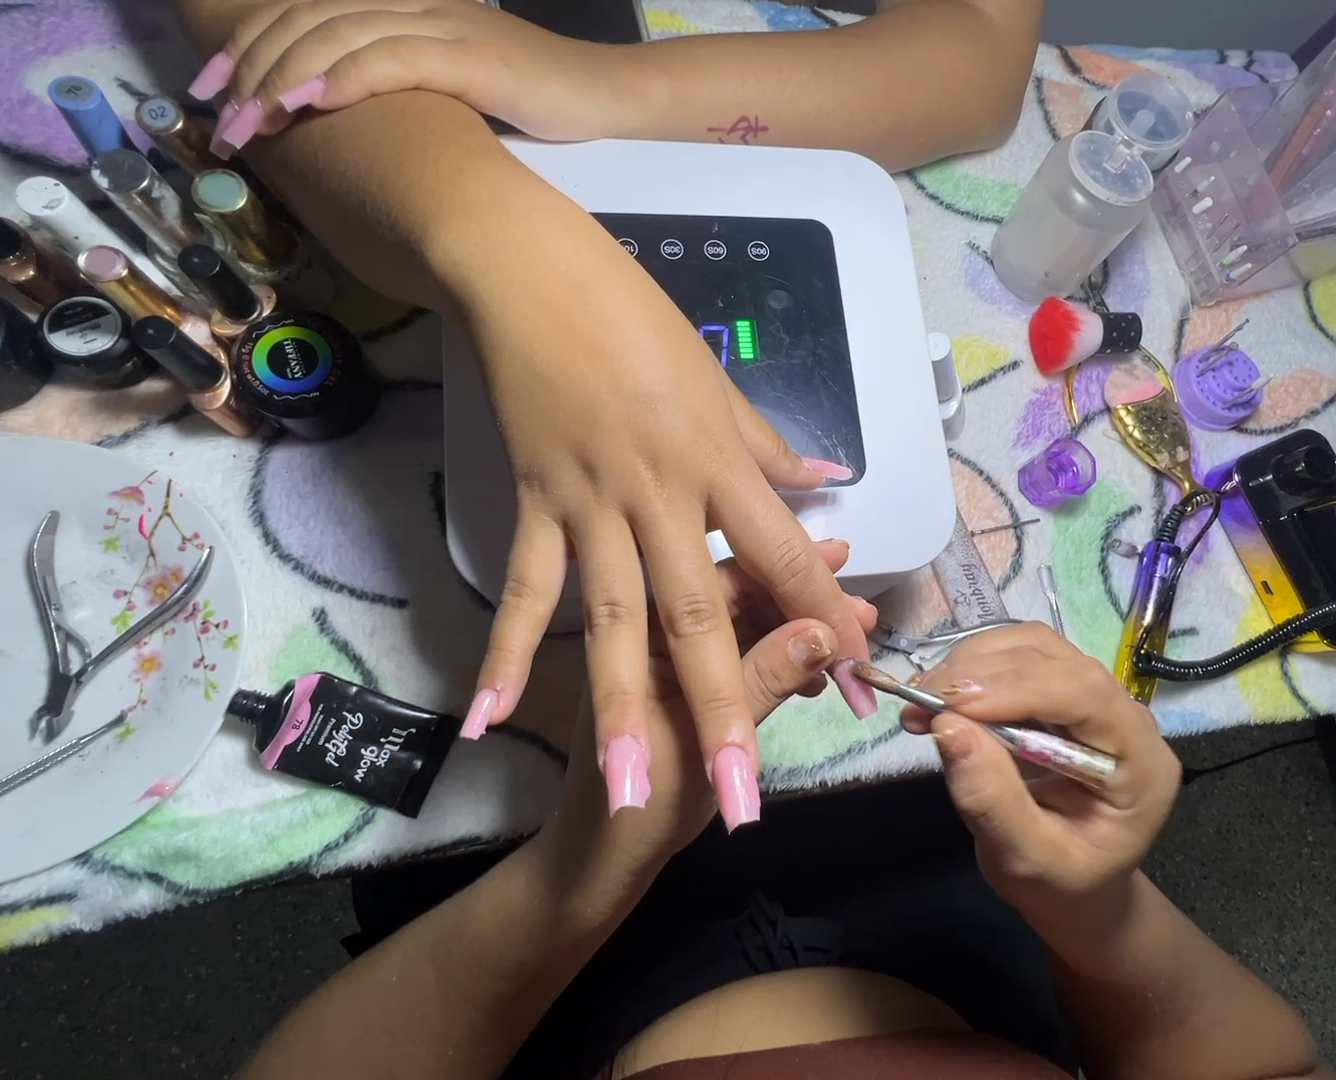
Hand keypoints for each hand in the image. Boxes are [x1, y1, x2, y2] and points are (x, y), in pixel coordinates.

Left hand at [189, 0, 641, 152]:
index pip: (312, 16)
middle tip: (211, 112)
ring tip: (244, 121)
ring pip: (338, 37)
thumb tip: (364, 120)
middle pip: (310, 20)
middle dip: (249, 64)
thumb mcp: (463, 87)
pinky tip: (306, 101)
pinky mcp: (468, 57)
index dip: (255, 47)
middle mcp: (413, 6)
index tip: (216, 90)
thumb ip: (412, 88)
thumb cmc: (541, 99)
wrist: (605, 93)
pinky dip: (344, 78)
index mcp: (406, 11)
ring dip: (281, 78)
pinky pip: (391, 59)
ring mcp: (441, 27)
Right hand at [449, 217, 874, 799]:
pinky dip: (499, 652)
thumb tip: (826, 488)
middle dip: (726, 707)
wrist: (533, 276)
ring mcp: (589, 506)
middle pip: (699, 612)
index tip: (854, 681)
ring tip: (629, 791)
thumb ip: (769, 450)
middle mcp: (660, 495)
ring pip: (610, 620)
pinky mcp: (531, 506)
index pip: (784, 555)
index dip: (824, 617)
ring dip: (619, 709)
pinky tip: (481, 720)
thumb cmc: (639, 322)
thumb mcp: (719, 383)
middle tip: (746, 795)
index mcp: (718, 461)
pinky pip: (520, 590)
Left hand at [544, 542, 876, 892]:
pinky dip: (790, 664)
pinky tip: (822, 672)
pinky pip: (752, 662)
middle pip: (748, 602)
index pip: (729, 582)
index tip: (843, 567)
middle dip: (808, 602)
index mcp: (653, 626)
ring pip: (756, 632)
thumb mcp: (707, 737)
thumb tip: (823, 632)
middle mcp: (669, 630)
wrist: (606, 860)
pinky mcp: (702, 689)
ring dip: (806, 634)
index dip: (789, 576)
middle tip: (864, 609)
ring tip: (858, 635)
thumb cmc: (643, 801)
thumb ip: (762, 680)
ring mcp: (686, 660)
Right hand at [902, 623, 1181, 977]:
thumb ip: (993, 801)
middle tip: (920, 702)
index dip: (1015, 688)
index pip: (1084, 693)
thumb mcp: (1027, 861)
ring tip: (923, 700)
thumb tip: (948, 727)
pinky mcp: (1055, 687)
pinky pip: (1013, 655)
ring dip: (970, 663)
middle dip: (981, 674)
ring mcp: (1090, 695)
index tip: (949, 705)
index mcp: (1141, 761)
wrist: (1072, 884)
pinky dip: (970, 666)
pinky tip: (939, 697)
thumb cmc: (1060, 883)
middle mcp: (1123, 714)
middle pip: (1054, 660)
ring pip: (1030, 646)